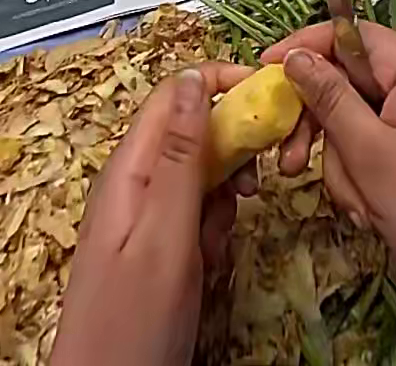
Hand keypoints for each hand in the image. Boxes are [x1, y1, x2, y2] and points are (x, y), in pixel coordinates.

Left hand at [51, 64, 257, 365]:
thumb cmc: (134, 318)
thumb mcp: (165, 232)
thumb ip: (179, 154)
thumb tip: (191, 78)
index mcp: (130, 163)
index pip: (173, 93)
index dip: (217, 83)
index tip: (264, 97)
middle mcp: (133, 175)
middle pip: (189, 130)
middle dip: (227, 151)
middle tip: (251, 189)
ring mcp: (141, 208)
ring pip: (196, 173)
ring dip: (220, 197)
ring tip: (217, 242)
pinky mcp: (153, 238)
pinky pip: (192, 210)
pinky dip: (210, 227)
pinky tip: (208, 261)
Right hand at [263, 22, 395, 365]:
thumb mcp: (373, 156)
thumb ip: (328, 98)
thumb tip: (292, 56)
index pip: (340, 32)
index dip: (297, 50)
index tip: (261, 77)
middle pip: (342, 77)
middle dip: (318, 122)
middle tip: (293, 163)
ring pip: (353, 117)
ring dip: (342, 159)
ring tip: (355, 203)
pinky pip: (375, 142)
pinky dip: (363, 173)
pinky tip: (371, 210)